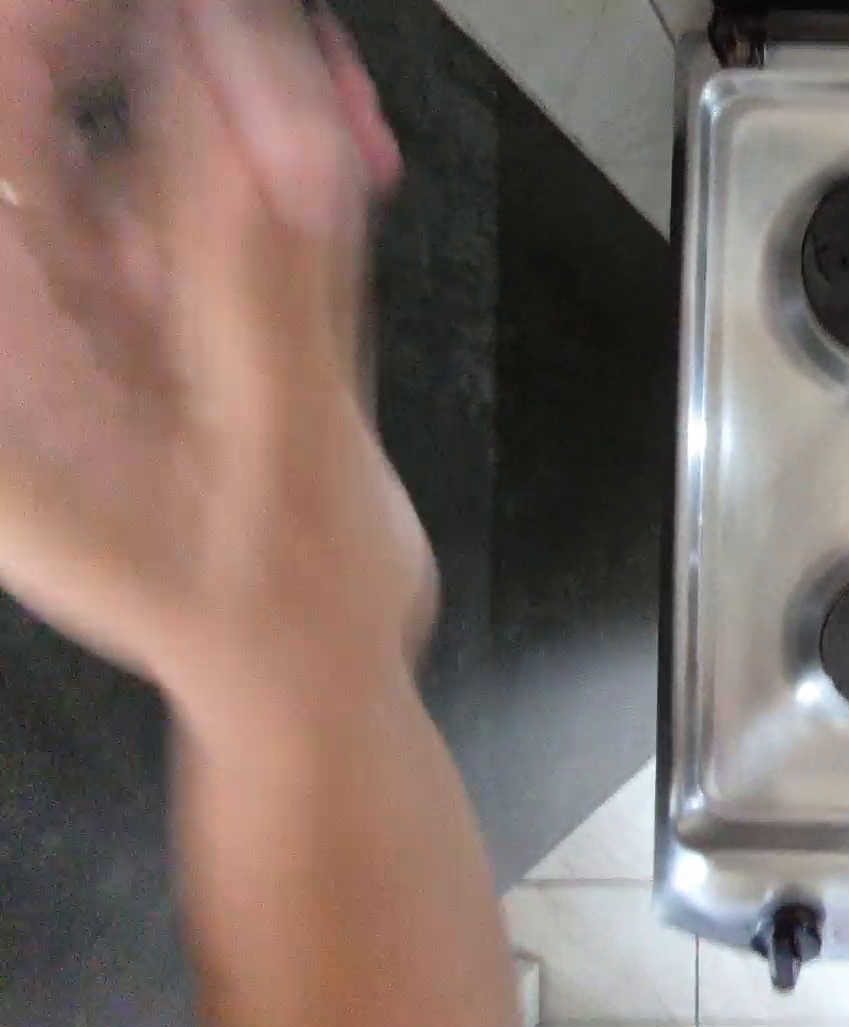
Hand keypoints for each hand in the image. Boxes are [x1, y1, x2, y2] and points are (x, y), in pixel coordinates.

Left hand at [0, 0, 425, 713]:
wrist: (318, 665)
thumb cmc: (281, 606)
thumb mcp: (280, 456)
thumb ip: (279, 296)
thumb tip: (286, 133)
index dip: (46, 44)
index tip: (155, 8)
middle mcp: (34, 324)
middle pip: (46, 136)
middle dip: (146, 60)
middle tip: (249, 29)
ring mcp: (124, 331)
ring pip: (156, 180)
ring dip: (243, 124)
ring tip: (325, 88)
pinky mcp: (207, 345)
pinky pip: (236, 240)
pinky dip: (291, 196)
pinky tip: (341, 156)